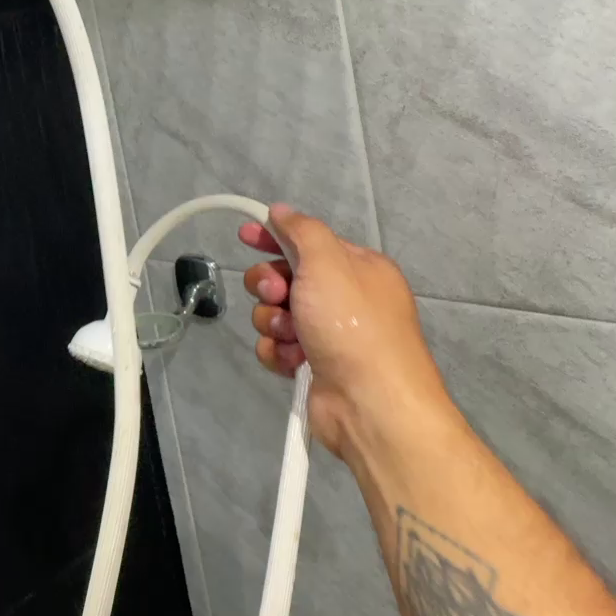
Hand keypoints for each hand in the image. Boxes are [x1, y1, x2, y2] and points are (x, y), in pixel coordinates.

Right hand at [238, 204, 456, 460]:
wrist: (370, 403)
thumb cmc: (353, 325)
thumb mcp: (329, 263)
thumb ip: (302, 231)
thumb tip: (281, 211)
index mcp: (357, 269)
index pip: (307, 241)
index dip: (274, 235)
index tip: (245, 235)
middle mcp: (344, 299)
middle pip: (284, 276)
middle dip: (269, 285)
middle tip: (276, 295)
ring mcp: (328, 333)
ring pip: (274, 313)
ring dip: (273, 323)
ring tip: (291, 337)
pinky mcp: (312, 364)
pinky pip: (276, 345)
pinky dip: (277, 352)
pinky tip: (292, 360)